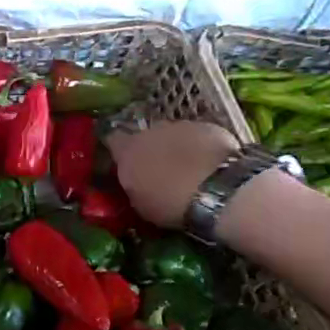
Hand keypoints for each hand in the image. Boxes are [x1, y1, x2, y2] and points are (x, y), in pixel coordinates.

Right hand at [102, 121, 238, 228]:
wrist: (217, 190)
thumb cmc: (170, 203)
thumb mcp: (139, 203)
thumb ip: (132, 184)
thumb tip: (133, 180)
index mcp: (128, 151)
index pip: (112, 140)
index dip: (117, 150)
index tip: (122, 162)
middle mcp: (150, 131)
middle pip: (145, 136)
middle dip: (150, 149)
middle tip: (158, 170)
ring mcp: (181, 126)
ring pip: (173, 135)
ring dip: (175, 147)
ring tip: (186, 169)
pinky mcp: (209, 127)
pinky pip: (198, 136)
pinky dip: (200, 147)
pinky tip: (208, 165)